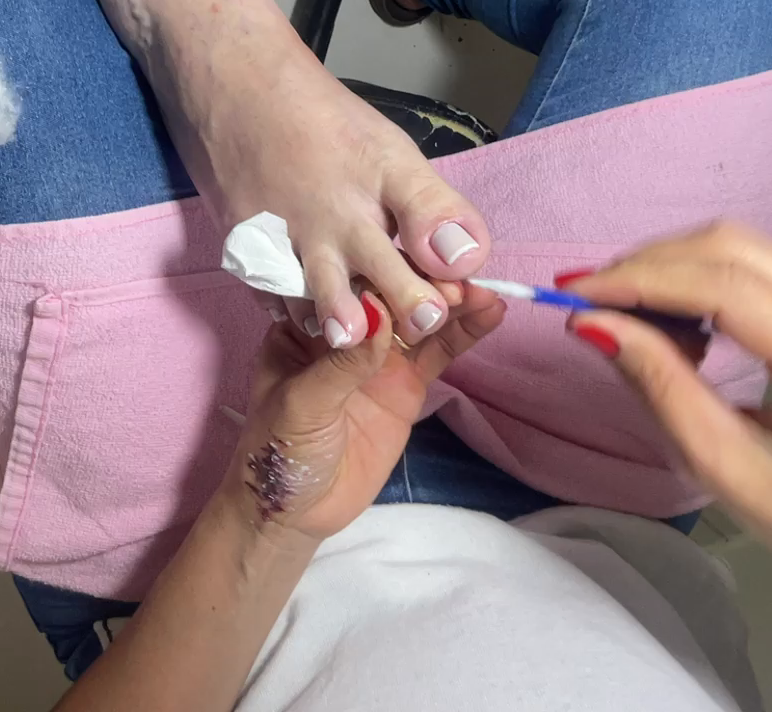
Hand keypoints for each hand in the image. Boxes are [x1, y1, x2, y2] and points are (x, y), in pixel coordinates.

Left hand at [231, 282, 505, 541]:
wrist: (297, 510)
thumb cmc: (280, 449)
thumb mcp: (304, 403)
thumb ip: (342, 362)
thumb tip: (378, 309)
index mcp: (305, 319)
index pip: (345, 282)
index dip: (379, 268)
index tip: (414, 262)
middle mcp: (345, 326)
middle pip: (387, 294)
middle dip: (419, 282)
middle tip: (456, 279)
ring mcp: (377, 354)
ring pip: (417, 318)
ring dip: (450, 302)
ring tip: (483, 290)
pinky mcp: (404, 382)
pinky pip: (437, 352)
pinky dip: (463, 333)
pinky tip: (491, 312)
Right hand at [562, 222, 771, 616]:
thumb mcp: (729, 474)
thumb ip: (661, 388)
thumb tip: (590, 323)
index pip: (735, 293)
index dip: (644, 280)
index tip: (575, 295)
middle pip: (738, 252)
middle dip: (647, 265)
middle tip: (588, 300)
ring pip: (745, 247)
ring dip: (668, 266)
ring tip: (625, 312)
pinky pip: (760, 265)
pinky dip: (696, 277)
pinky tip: (673, 317)